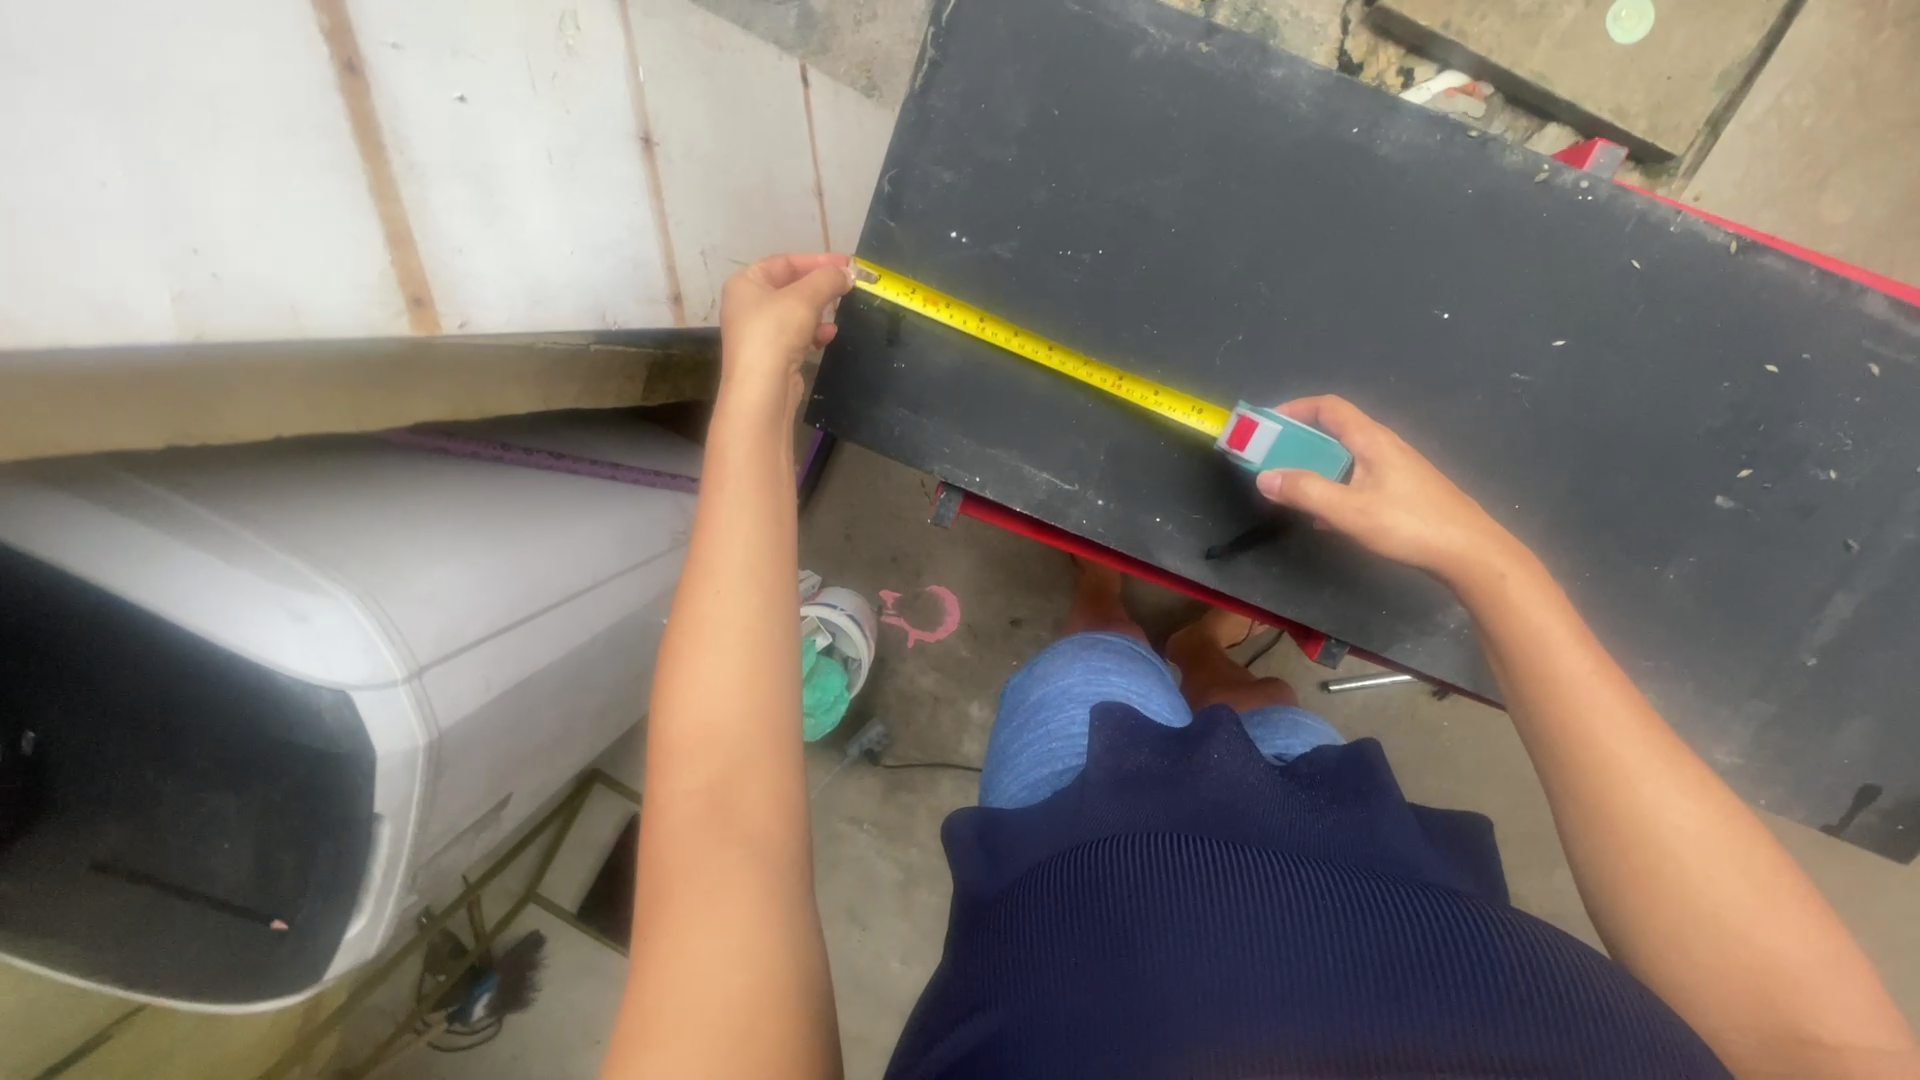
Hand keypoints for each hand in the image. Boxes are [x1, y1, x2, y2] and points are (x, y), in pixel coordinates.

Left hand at [717, 253, 853, 417]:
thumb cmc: (776, 332)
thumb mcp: (805, 298)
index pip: (784, 262)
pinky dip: (814, 333)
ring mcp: (759, 333)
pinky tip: (829, 335)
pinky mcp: (772, 356)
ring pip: (795, 314)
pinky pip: (796, 336)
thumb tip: (847, 273)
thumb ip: (827, 279)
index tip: (845, 264)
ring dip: (819, 311)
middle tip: (847, 285)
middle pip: (790, 288)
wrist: (763, 388)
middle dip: (819, 288)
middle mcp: (747, 305)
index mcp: (745, 283)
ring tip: (839, 310)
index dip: (816, 261)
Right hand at [1254, 395, 1519, 584]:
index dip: (1294, 409)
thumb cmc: (1410, 524)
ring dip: (1313, 468)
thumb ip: (1305, 492)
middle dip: (1297, 442)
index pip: (1328, 407)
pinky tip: (1324, 518)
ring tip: (1290, 491)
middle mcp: (1383, 447)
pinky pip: (1356, 479)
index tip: (1266, 426)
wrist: (1471, 553)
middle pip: (1334, 432)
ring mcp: (1395, 470)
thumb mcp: (1349, 510)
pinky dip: (1332, 488)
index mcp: (1371, 440)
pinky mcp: (1401, 492)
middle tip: (1270, 461)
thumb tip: (1264, 477)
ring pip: (1344, 458)